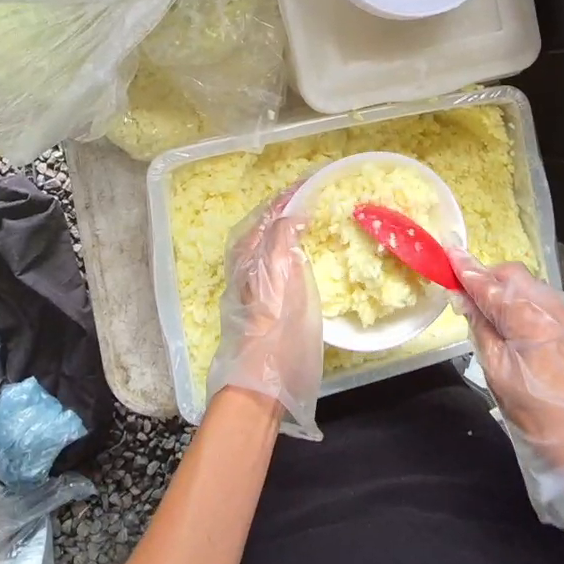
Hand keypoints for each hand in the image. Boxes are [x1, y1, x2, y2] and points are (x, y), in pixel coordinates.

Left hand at [206, 188, 322, 439]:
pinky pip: (275, 260)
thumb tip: (291, 213)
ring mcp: (253, 286)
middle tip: (315, 196)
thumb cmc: (276, 332)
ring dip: (288, 225)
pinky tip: (304, 253)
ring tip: (311, 217)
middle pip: (267, 225)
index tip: (314, 181)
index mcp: (251, 255)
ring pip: (270, 243)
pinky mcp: (262, 303)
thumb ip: (282, 242)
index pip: (271, 213)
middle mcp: (247, 265)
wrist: (261, 382)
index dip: (291, 195)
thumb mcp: (282, 280)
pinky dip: (289, 246)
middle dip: (288, 207)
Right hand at [453, 251, 563, 500]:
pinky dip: (523, 303)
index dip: (464, 268)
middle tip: (466, 299)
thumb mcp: (497, 373)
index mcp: (528, 315)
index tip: (447, 253)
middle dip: (487, 279)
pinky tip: (515, 327)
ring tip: (490, 318)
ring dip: (505, 292)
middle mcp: (550, 303)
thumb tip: (465, 299)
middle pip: (510, 275)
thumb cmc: (538, 413)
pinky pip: (542, 300)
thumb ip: (480, 328)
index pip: (488, 282)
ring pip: (527, 286)